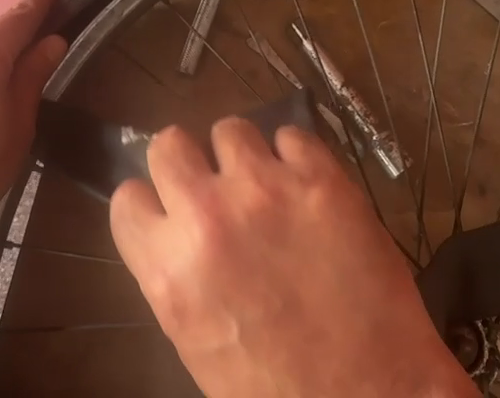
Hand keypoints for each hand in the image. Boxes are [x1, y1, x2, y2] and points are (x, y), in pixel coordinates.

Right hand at [110, 119, 476, 397]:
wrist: (371, 393)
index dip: (150, 201)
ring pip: (230, 128)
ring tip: (266, 182)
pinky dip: (296, 155)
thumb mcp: (199, 340)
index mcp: (170, 270)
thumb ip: (177, 274)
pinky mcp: (320, 177)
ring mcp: (266, 189)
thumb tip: (176, 228)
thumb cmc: (278, 386)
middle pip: (169, 144)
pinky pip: (292, 135)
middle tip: (213, 183)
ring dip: (243, 154)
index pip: (128, 199)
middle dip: (188, 160)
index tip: (169, 206)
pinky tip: (307, 185)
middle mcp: (208, 216)